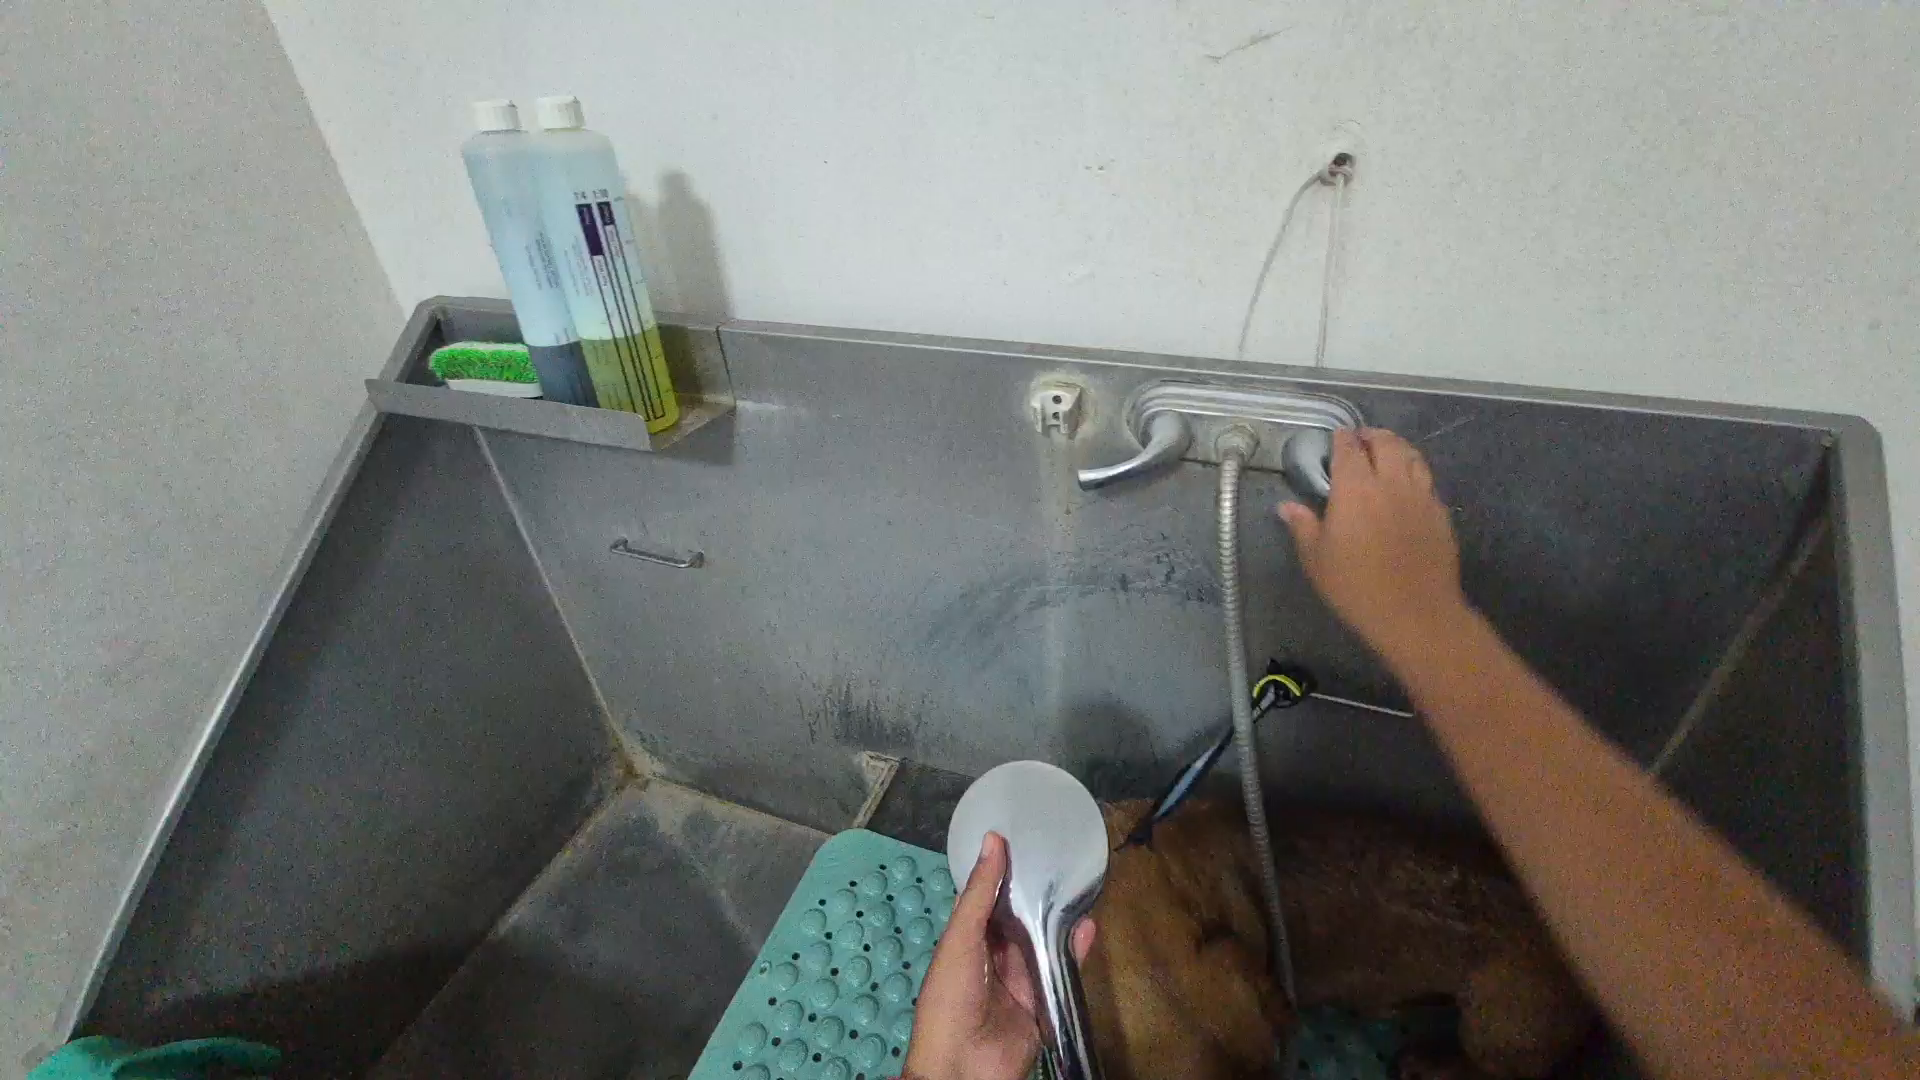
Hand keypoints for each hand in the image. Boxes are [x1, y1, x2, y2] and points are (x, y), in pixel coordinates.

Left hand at [904, 832, 1096, 1079]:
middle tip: (1059, 854)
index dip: (1004, 869)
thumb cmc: (950, 996)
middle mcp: (994, 953)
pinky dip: (1074, 949)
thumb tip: (993, 840)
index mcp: (968, 937)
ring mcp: (1019, 977)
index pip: (988, 895)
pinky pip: (1060, 969)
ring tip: (1077, 884)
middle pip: (1018, 916)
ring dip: (1057, 917)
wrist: (965, 1068)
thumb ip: (981, 893)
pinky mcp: (1043, 1000)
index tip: (1025, 836)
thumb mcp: (961, 938)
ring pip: (1042, 940)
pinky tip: (1087, 926)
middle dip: (1035, 892)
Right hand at [1279, 428, 1466, 660]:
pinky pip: (1427, 480)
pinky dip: (1414, 471)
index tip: (1336, 435)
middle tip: (1361, 438)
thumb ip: (1303, 526)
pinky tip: (1407, 483)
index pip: (1349, 451)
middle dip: (1372, 436)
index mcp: (1356, 490)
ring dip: (1398, 447)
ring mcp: (1421, 497)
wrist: (1413, 612)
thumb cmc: (1354, 585)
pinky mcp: (1440, 513)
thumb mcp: (1316, 558)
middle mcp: (1391, 484)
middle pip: (1387, 445)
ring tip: (1387, 450)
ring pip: (1413, 457)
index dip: (1342, 439)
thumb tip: (1286, 506)